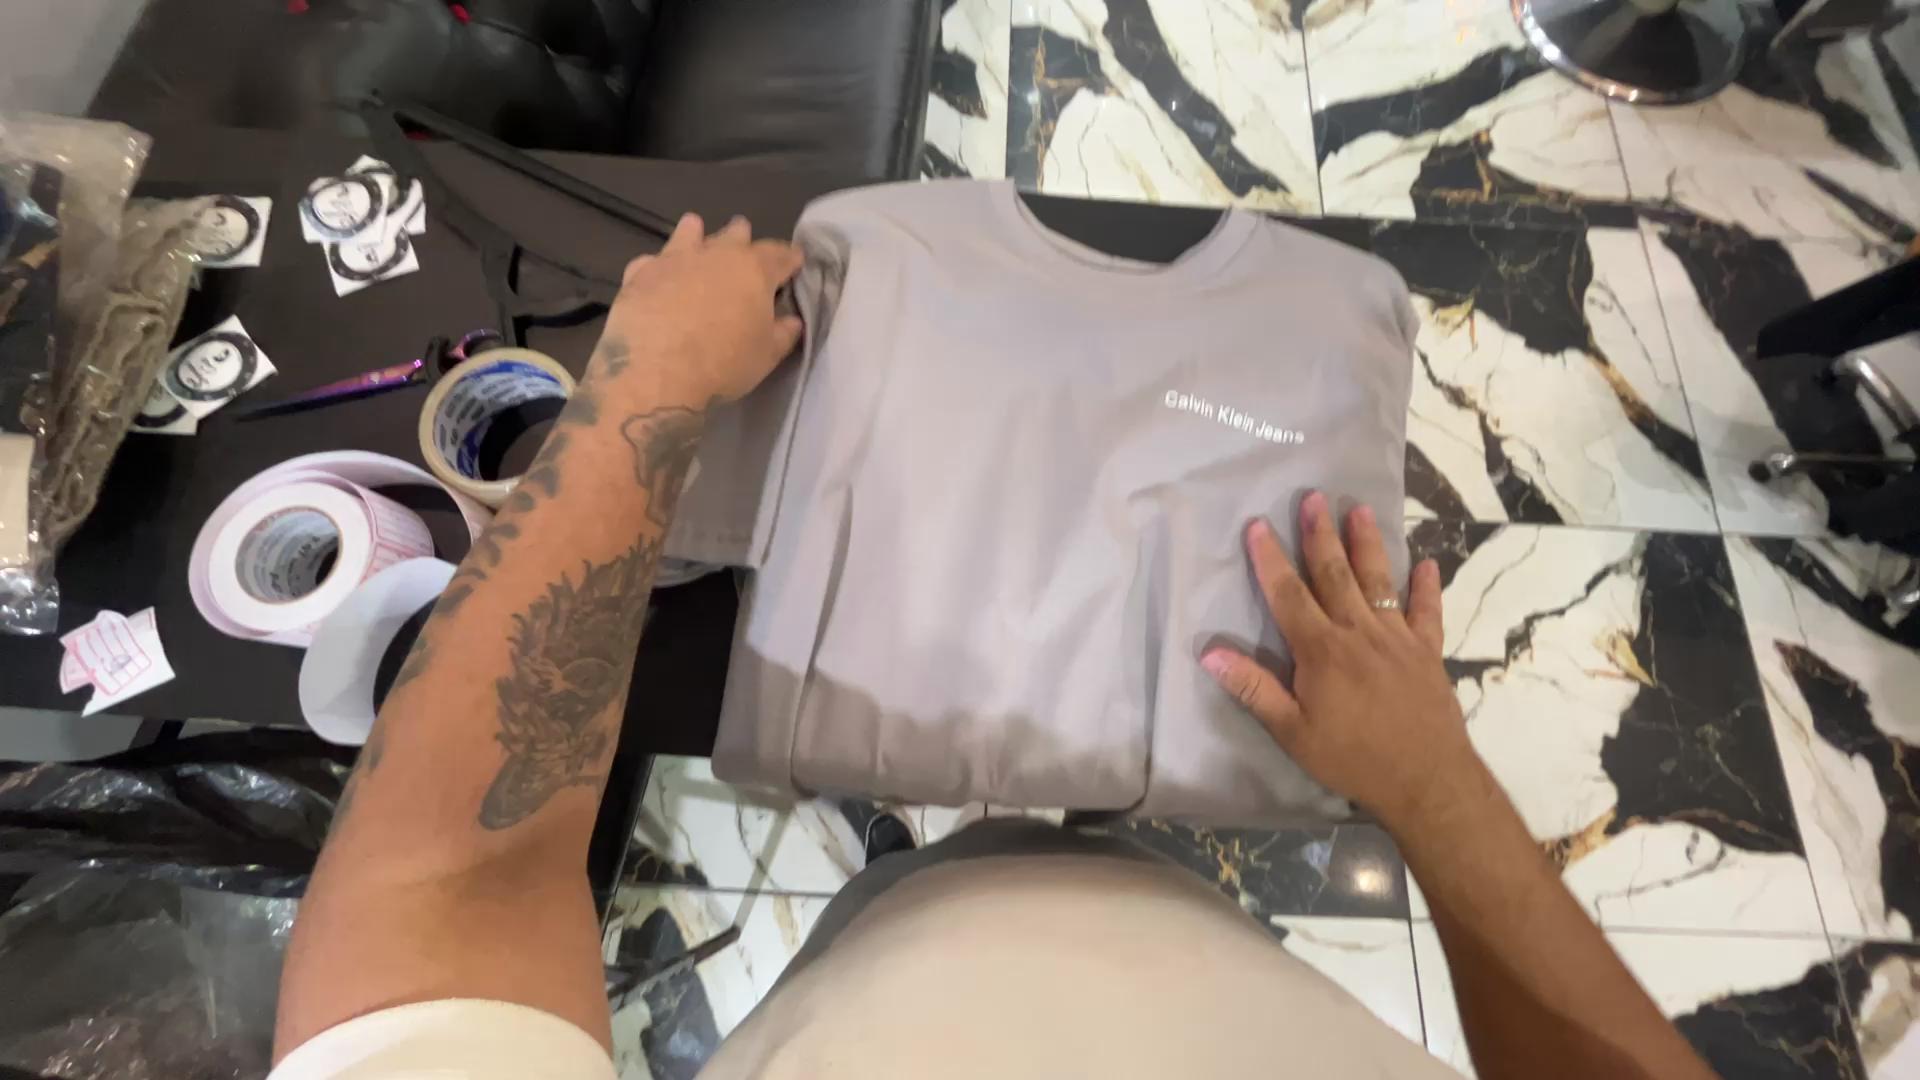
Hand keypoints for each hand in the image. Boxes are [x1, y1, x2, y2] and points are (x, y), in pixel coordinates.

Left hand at [594, 213, 803, 404]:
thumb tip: (793, 321)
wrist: (659, 372)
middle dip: (744, 237)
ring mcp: (674, 259)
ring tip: (696, 228)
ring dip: (696, 232)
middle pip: (735, 236)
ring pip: (689, 234)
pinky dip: (660, 265)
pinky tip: (658, 271)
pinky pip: (653, 261)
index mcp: (754, 270)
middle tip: (745, 237)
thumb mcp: (767, 355)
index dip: (791, 258)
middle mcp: (715, 254)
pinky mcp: (640, 273)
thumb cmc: (725, 364)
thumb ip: (784, 333)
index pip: (780, 255)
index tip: (796, 262)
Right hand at [1201, 491, 1481, 826]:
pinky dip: (1427, 587)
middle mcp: (1359, 633)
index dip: (1270, 559)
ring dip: (1368, 544)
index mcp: (1322, 650)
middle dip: (1320, 534)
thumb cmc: (1352, 758)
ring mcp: (1398, 640)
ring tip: (1360, 509)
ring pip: (1380, 582)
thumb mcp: (1291, 731)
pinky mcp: (1428, 654)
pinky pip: (1428, 613)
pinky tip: (1427, 564)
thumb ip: (1253, 688)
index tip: (1258, 525)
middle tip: (1314, 497)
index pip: (1288, 594)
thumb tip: (1209, 654)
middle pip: (1336, 574)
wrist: (1430, 784)